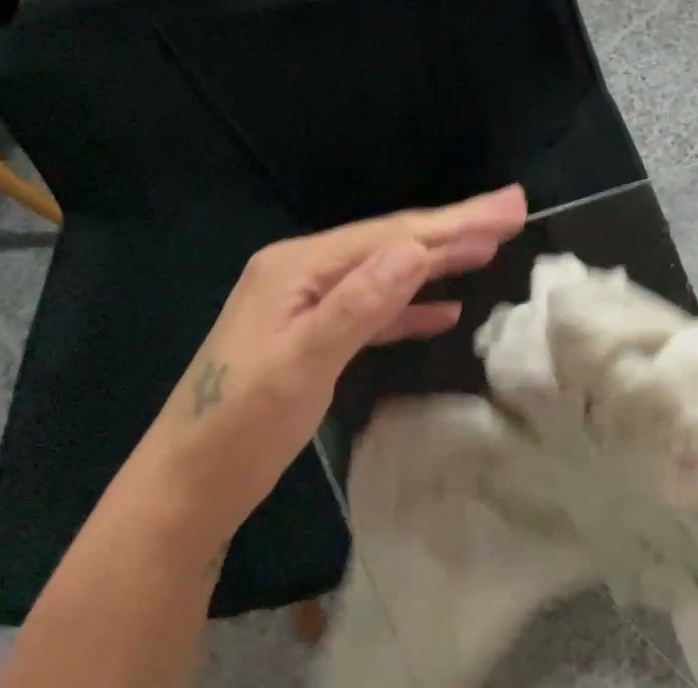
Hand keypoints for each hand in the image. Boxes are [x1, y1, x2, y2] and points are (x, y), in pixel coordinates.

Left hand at [133, 187, 528, 530]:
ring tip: (491, 247)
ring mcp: (306, 305)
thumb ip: (360, 305)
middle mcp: (303, 275)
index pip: (392, 236)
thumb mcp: (301, 365)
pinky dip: (413, 305)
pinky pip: (376, 308)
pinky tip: (447, 309)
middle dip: (456, 229)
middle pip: (393, 244)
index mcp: (298, 269)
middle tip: (514, 213)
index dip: (457, 220)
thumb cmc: (239, 428)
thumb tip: (417, 249)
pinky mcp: (313, 336)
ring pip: (388, 273)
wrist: (184, 492)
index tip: (512, 206)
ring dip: (439, 261)